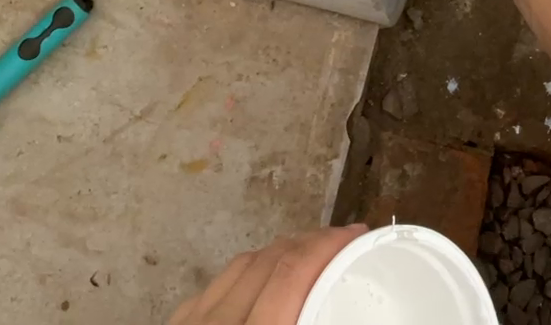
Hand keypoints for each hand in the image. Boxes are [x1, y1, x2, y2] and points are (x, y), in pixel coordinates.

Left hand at [167, 225, 365, 324]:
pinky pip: (215, 285)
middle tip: (344, 243)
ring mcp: (192, 320)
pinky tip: (262, 282)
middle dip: (312, 242)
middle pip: (270, 259)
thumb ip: (310, 319)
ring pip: (242, 263)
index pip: (293, 270)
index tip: (358, 233)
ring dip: (281, 252)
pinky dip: (246, 274)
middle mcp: (219, 320)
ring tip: (310, 256)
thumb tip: (339, 302)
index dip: (329, 244)